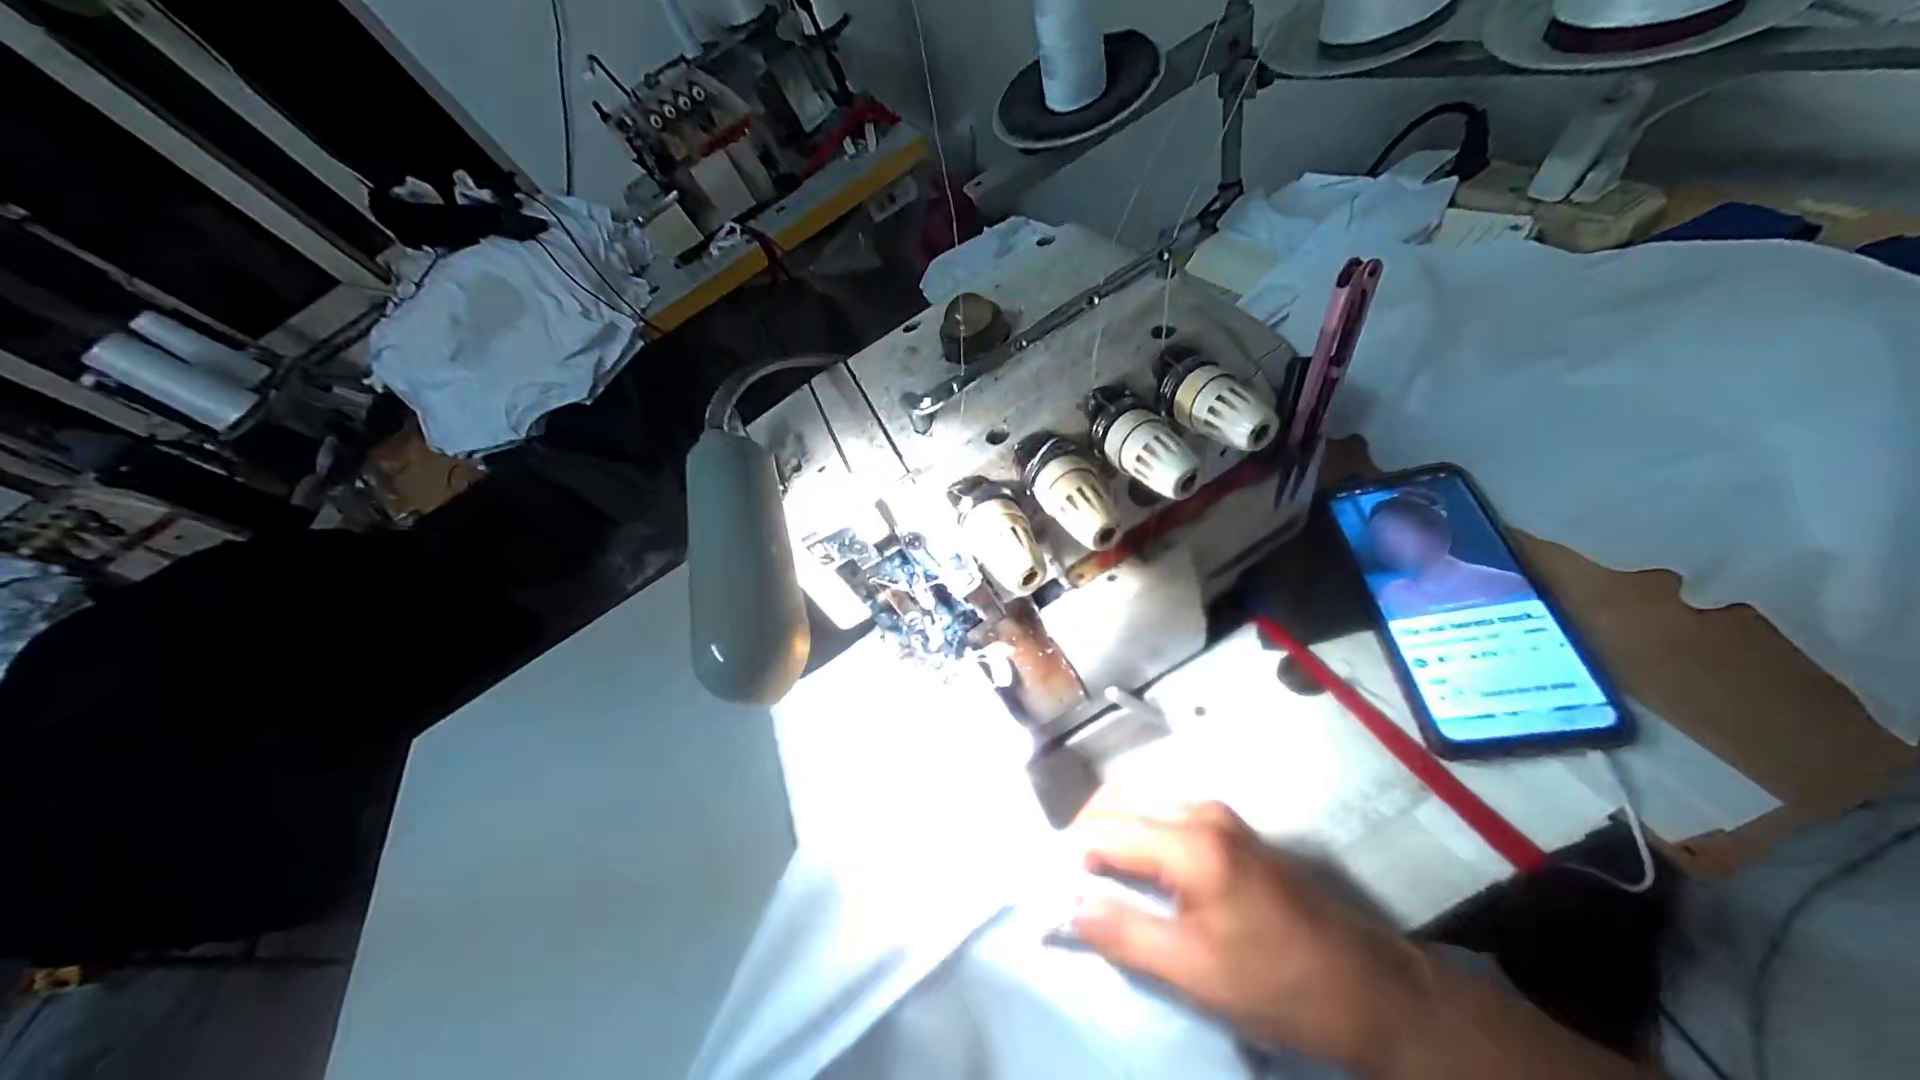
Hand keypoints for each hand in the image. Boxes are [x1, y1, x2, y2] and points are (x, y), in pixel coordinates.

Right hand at [1072, 802, 1431, 1071]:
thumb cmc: (1277, 984)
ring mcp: (1216, 814)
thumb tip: (1063, 908)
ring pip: (1136, 803)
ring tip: (1091, 880)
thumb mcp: (1192, 971)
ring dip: (1106, 833)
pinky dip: (1133, 833)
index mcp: (1189, 841)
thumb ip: (1121, 932)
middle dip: (1082, 838)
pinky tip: (1129, 871)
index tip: (1048, 891)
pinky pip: (1160, 813)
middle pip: (1115, 802)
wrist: (1366, 987)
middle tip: (1064, 885)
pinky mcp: (1226, 827)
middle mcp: (1199, 810)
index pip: (1102, 830)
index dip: (1067, 858)